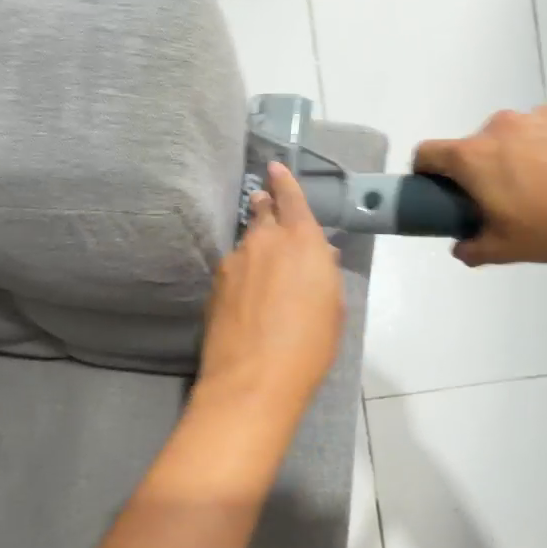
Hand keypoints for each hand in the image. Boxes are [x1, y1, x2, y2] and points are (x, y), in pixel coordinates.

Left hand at [198, 162, 343, 407]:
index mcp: (301, 241)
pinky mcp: (214, 287)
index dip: (283, 181)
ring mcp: (233, 263)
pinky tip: (246, 295)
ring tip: (261, 264)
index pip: (290, 197)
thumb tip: (318, 255)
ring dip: (254, 247)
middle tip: (264, 204)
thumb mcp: (333, 307)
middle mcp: (263, 242)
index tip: (275, 167)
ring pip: (245, 244)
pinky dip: (241, 273)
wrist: (253, 380)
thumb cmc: (309, 346)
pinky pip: (232, 270)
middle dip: (265, 206)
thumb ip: (324, 272)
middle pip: (261, 213)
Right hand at [414, 105, 546, 265]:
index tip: (438, 194)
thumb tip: (463, 247)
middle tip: (500, 202)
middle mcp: (502, 126)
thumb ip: (472, 249)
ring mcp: (542, 115)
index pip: (427, 153)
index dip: (425, 173)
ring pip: (515, 137)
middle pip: (474, 146)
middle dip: (478, 170)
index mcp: (473, 157)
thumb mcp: (505, 250)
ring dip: (517, 158)